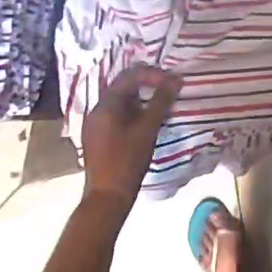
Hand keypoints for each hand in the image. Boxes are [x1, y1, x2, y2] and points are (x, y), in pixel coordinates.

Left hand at [81, 66, 181, 208]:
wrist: (107, 197)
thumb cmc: (128, 161)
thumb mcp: (148, 129)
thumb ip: (161, 101)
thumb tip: (176, 78)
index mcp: (106, 104)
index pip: (129, 75)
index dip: (152, 74)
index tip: (171, 82)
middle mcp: (96, 109)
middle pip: (123, 87)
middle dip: (147, 85)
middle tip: (167, 91)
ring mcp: (94, 124)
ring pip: (120, 102)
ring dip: (140, 100)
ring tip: (160, 107)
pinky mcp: (97, 137)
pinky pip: (116, 115)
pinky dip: (132, 113)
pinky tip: (146, 124)